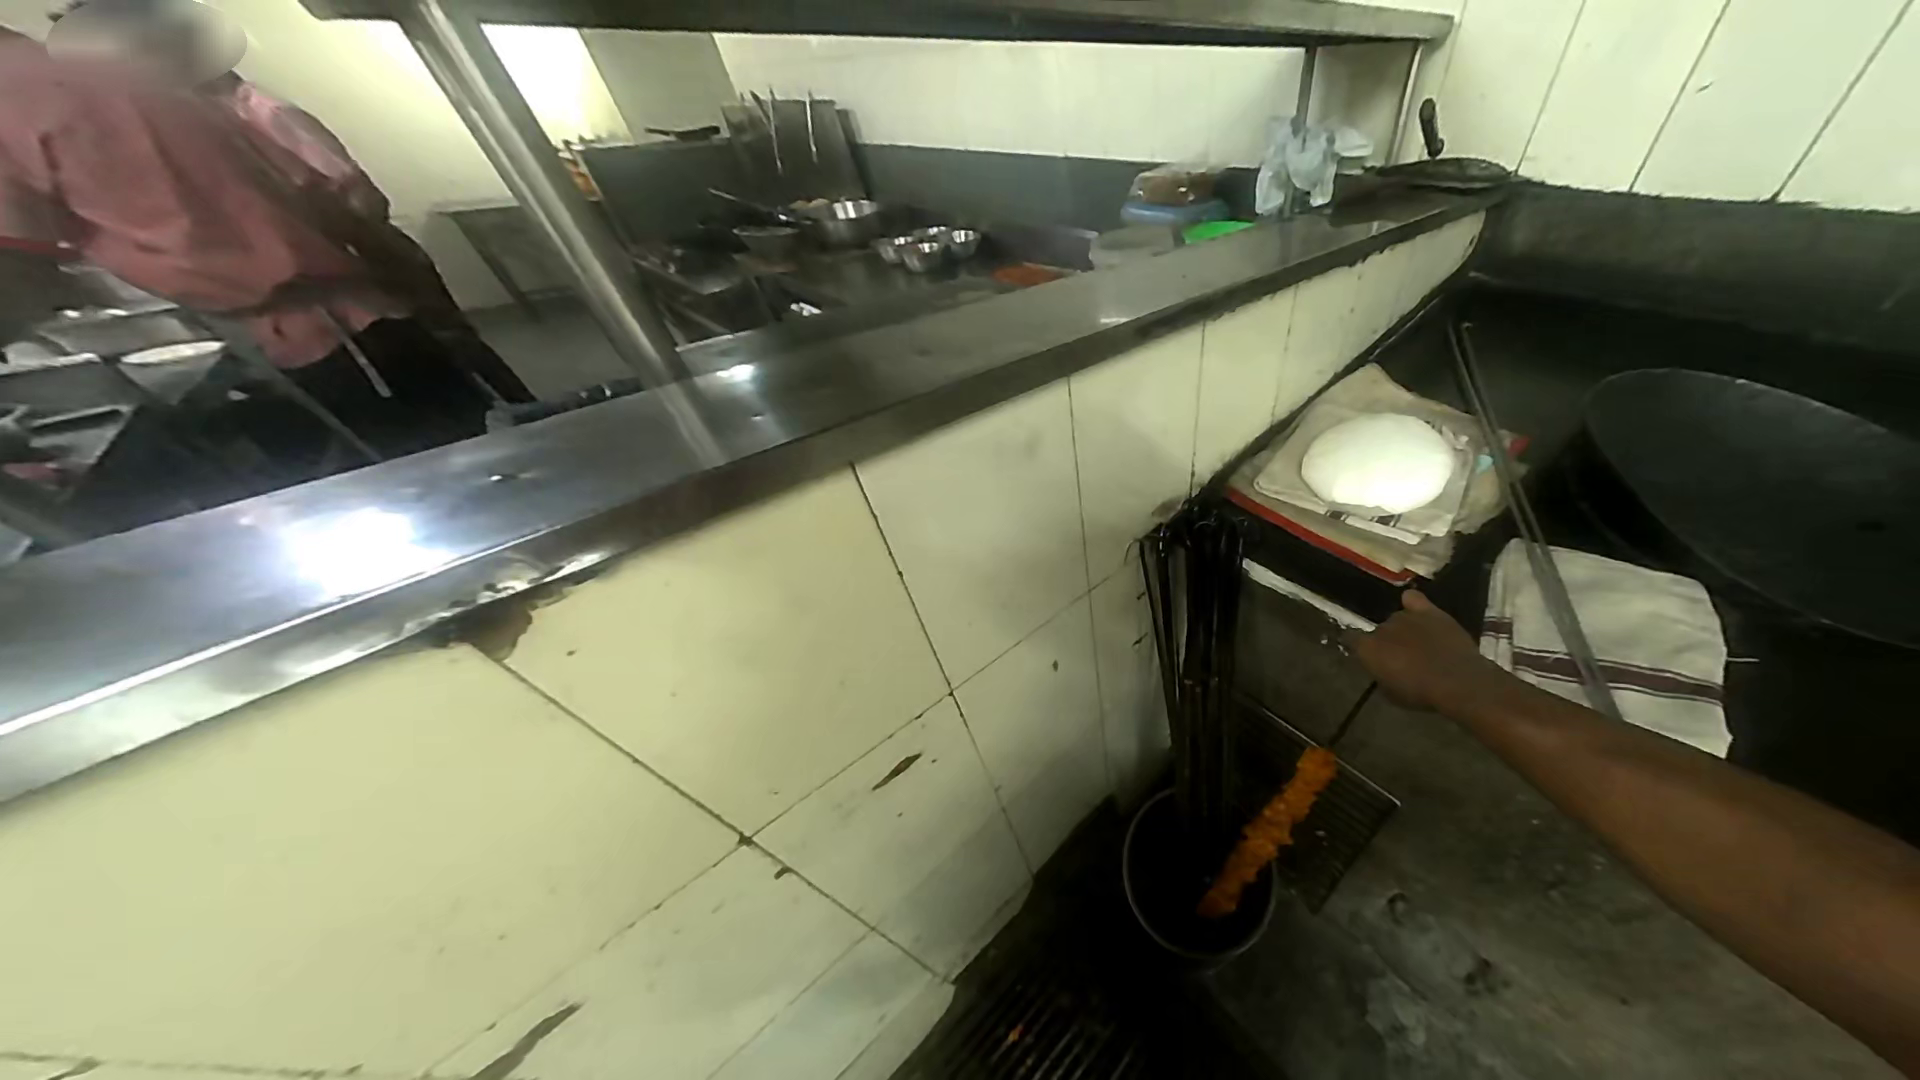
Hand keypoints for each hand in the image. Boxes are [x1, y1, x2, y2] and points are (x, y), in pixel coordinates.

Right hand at [1346, 590, 1509, 712]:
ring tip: (1420, 642)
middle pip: (1379, 630)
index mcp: (1366, 648)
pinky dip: (1412, 603)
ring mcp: (1405, 618)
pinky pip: (1414, 600)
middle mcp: (1381, 628)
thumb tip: (1380, 667)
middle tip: (1403, 656)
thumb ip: (1380, 674)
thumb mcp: (1390, 693)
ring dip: (1404, 629)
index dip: (1359, 646)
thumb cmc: (1421, 694)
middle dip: (1387, 641)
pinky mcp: (1430, 613)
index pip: (1350, 638)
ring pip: (1398, 618)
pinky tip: (1414, 607)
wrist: (1460, 683)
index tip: (1369, 656)